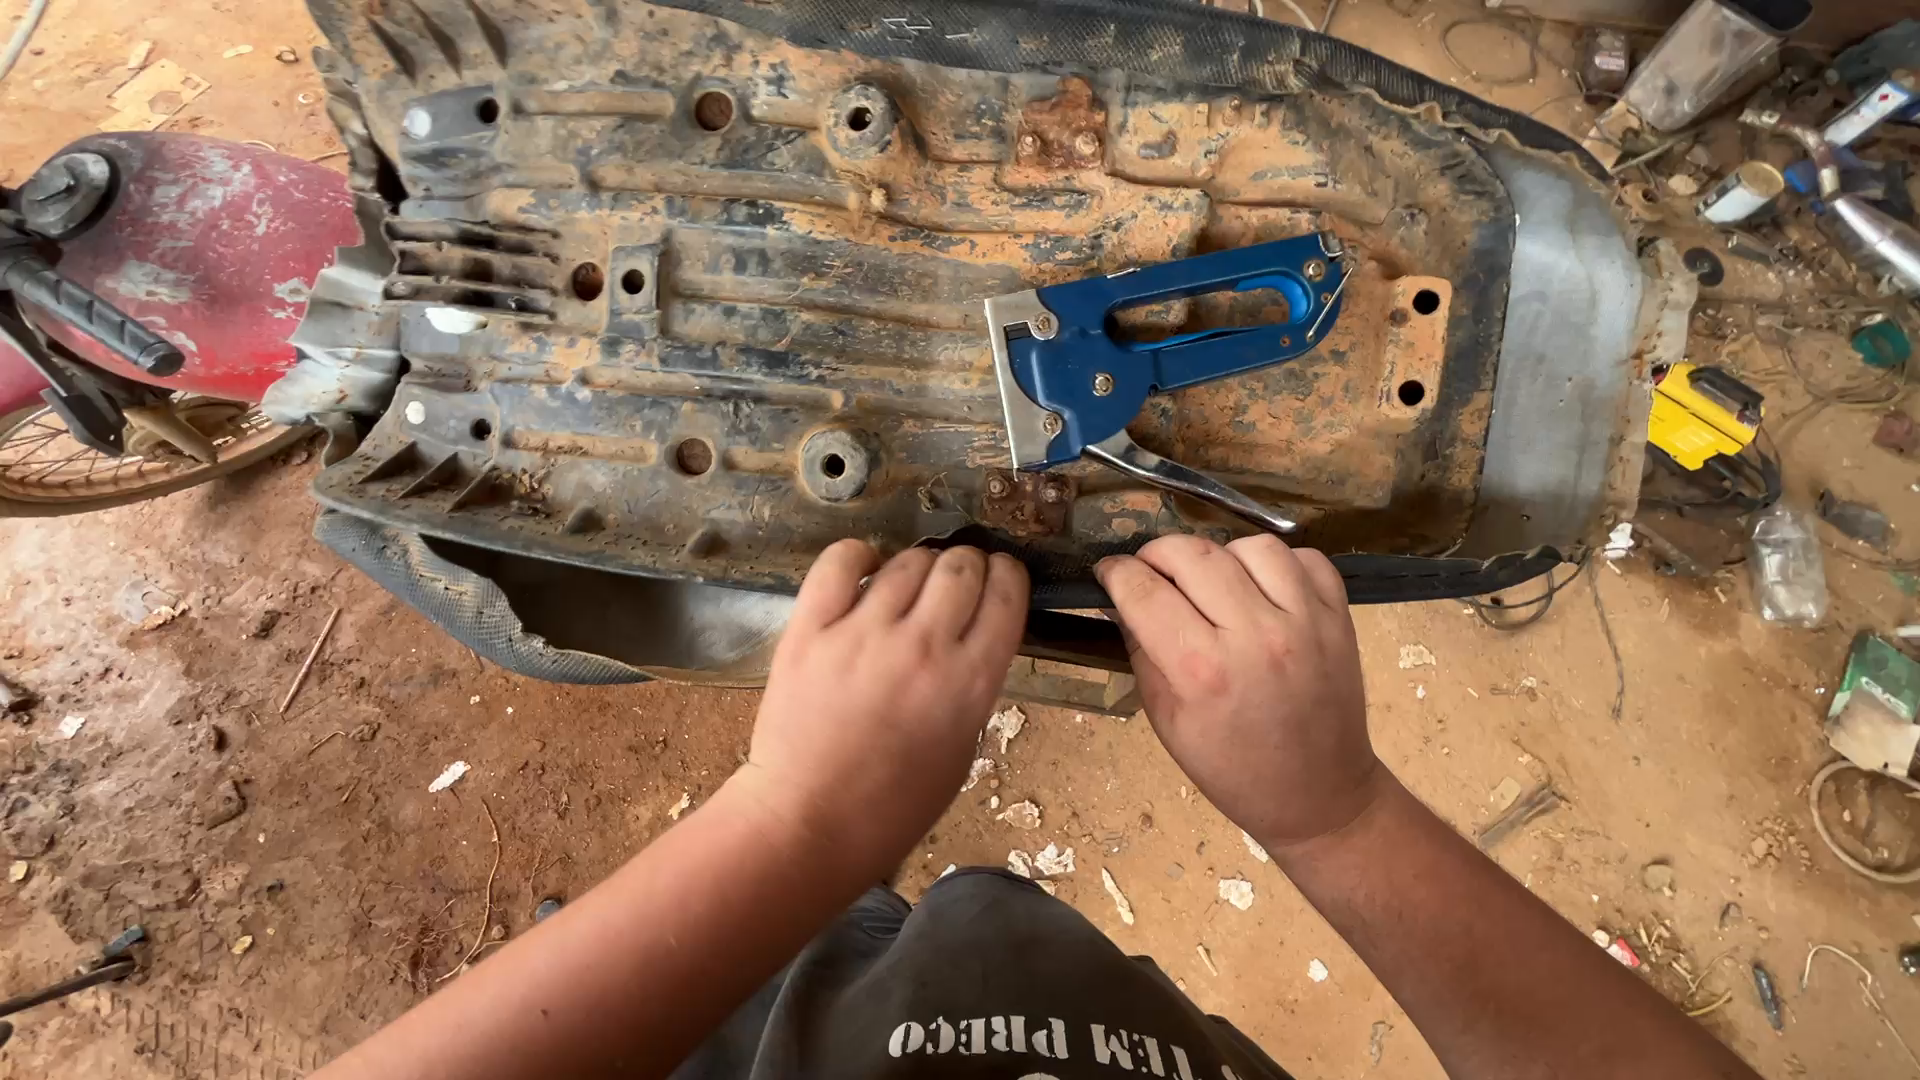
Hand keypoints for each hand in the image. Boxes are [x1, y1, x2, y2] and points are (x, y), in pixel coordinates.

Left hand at [729, 541, 1029, 881]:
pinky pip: (841, 562)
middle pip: (961, 567)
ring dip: (920, 565)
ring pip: (908, 561)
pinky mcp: (811, 628)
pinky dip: (860, 555)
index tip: (1000, 575)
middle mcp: (923, 645)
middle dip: (969, 565)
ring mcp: (863, 633)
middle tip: (957, 580)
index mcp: (970, 681)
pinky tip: (867, 569)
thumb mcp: (963, 744)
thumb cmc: (895, 802)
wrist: (810, 823)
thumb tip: (972, 630)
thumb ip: (974, 681)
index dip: (1007, 575)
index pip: (1005, 593)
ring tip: (912, 583)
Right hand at [1095, 534, 1381, 850]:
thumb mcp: (1164, 717)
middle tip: (1149, 571)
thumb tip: (1118, 596)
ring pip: (1249, 546)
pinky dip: (1275, 563)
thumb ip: (1140, 648)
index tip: (1108, 572)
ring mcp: (1305, 622)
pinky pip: (1304, 558)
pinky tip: (1259, 587)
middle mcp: (1254, 635)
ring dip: (1218, 554)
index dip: (1115, 572)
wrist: (1317, 794)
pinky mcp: (1338, 618)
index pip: (1142, 591)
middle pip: (1191, 554)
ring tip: (1210, 580)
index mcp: (1202, 670)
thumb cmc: (1229, 766)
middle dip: (1155, 553)